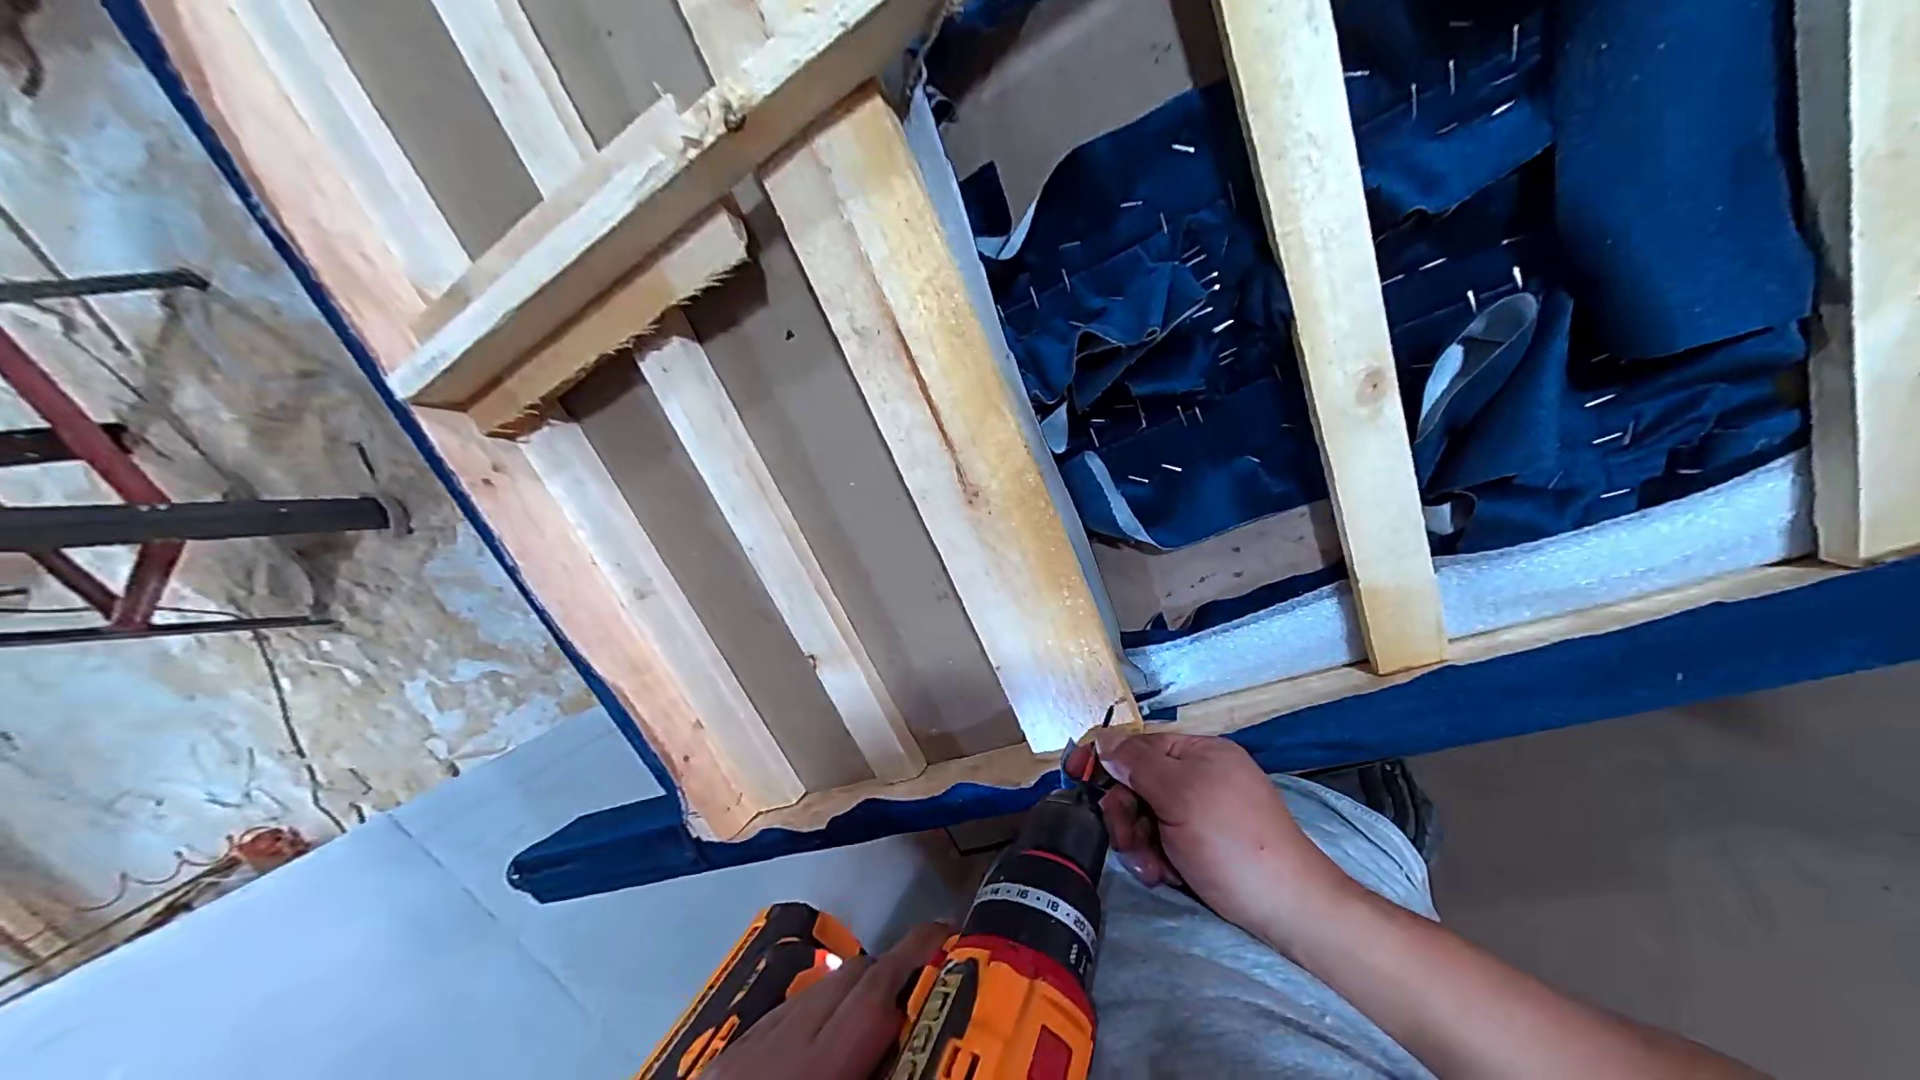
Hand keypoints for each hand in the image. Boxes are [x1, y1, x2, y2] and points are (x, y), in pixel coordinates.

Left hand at [704, 921, 949, 1079]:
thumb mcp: (838, 1079)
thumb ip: (878, 1074)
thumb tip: (916, 1059)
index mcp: (815, 1070)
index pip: (871, 994)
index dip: (914, 957)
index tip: (948, 939)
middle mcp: (781, 1044)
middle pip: (852, 979)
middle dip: (898, 970)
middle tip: (934, 981)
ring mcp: (752, 1045)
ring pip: (822, 989)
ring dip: (862, 987)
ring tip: (892, 1008)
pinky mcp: (734, 1054)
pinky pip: (793, 1010)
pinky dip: (825, 1008)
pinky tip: (836, 1034)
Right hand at [1093, 732, 1358, 944]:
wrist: (1290, 910)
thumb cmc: (1233, 843)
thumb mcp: (1181, 794)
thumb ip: (1137, 763)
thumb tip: (1103, 739)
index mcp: (1198, 752)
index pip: (1137, 745)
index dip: (1106, 761)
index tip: (1074, 775)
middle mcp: (1199, 776)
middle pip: (1136, 783)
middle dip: (1127, 814)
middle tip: (1131, 841)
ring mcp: (1201, 812)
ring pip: (1145, 816)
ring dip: (1139, 842)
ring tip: (1154, 867)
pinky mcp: (1203, 844)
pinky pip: (1162, 840)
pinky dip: (1157, 857)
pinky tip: (1166, 875)